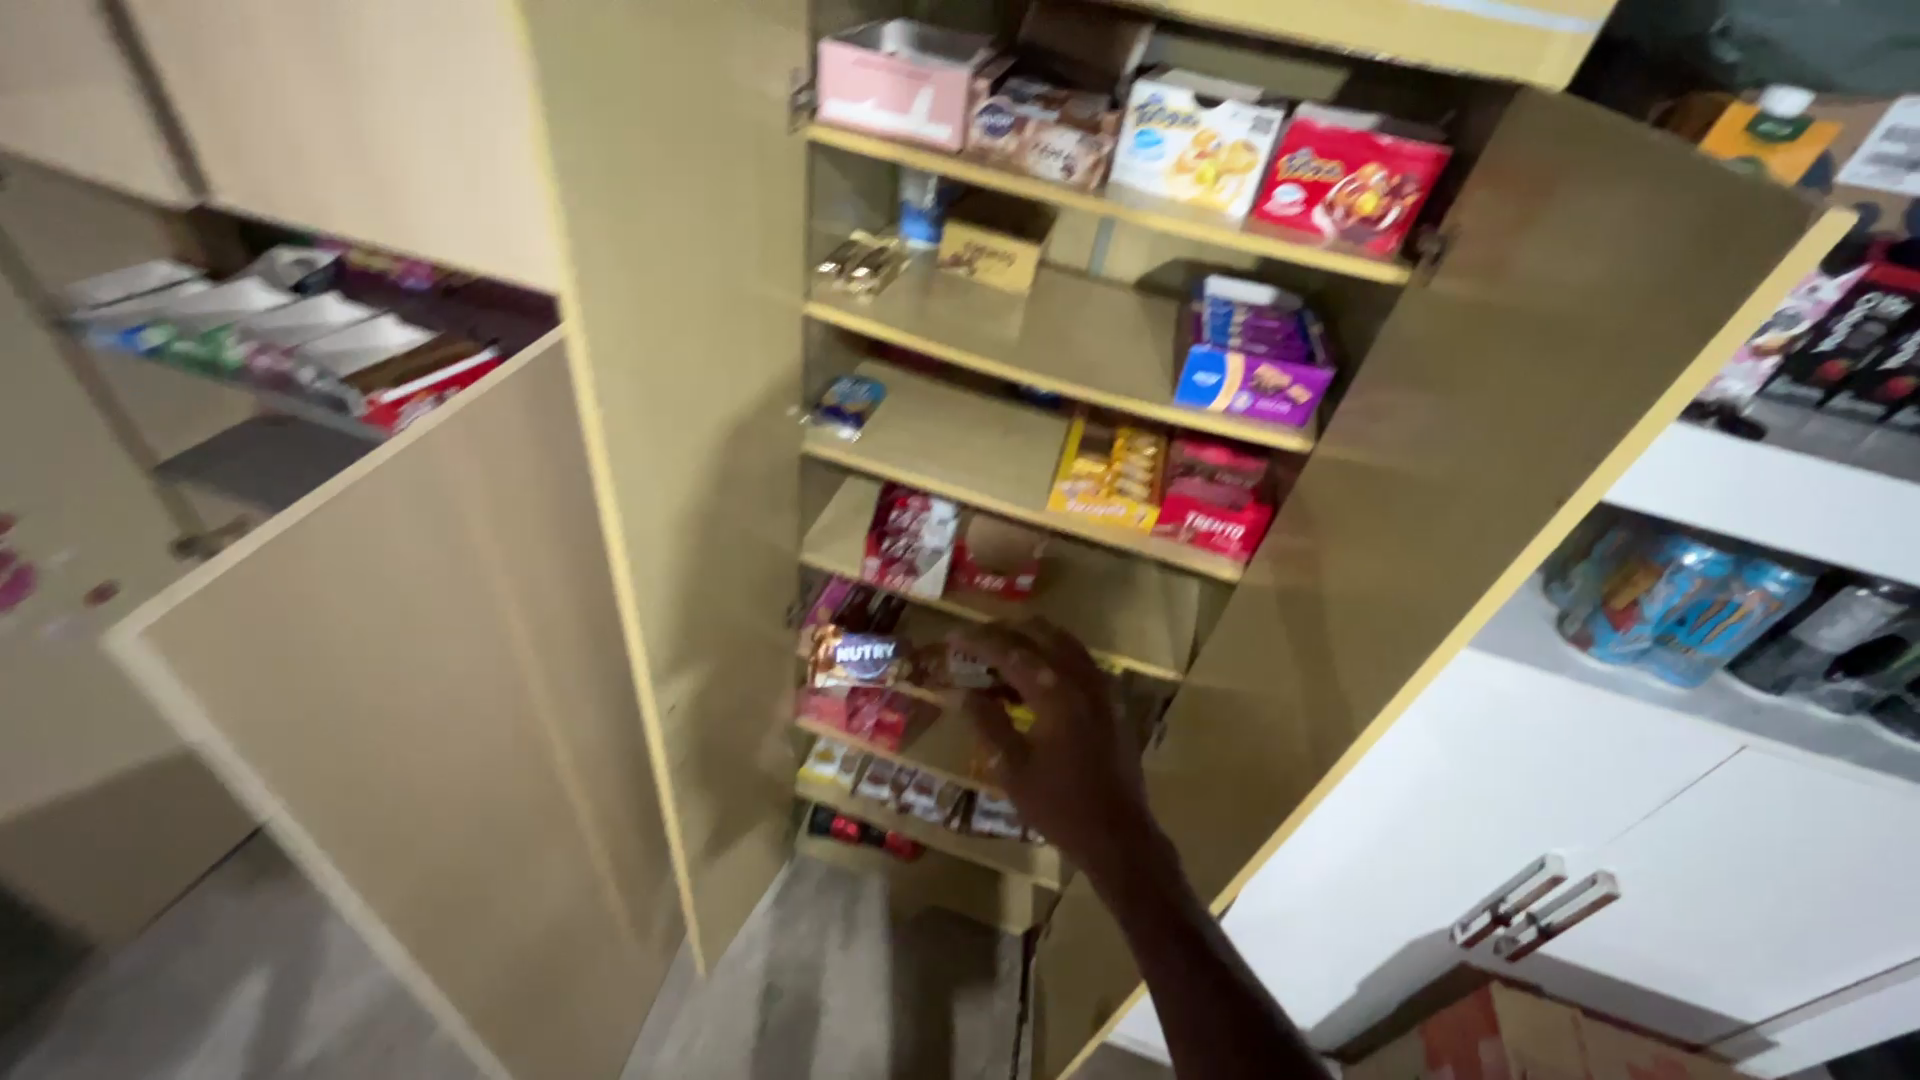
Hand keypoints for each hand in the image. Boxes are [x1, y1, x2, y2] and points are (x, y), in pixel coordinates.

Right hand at [950, 619, 1159, 879]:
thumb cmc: (1059, 806)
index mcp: (1055, 694)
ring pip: (1066, 644)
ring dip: (1033, 639)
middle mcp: (1082, 680)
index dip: (979, 642)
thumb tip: (960, 693)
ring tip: (1004, 647)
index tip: (953, 636)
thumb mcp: (1012, 769)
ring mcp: (1103, 690)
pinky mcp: (1113, 704)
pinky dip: (1056, 656)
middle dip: (1006, 632)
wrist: (1117, 835)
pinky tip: (1039, 673)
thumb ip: (987, 723)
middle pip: (1041, 637)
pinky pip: (1082, 663)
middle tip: (977, 639)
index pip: (1010, 653)